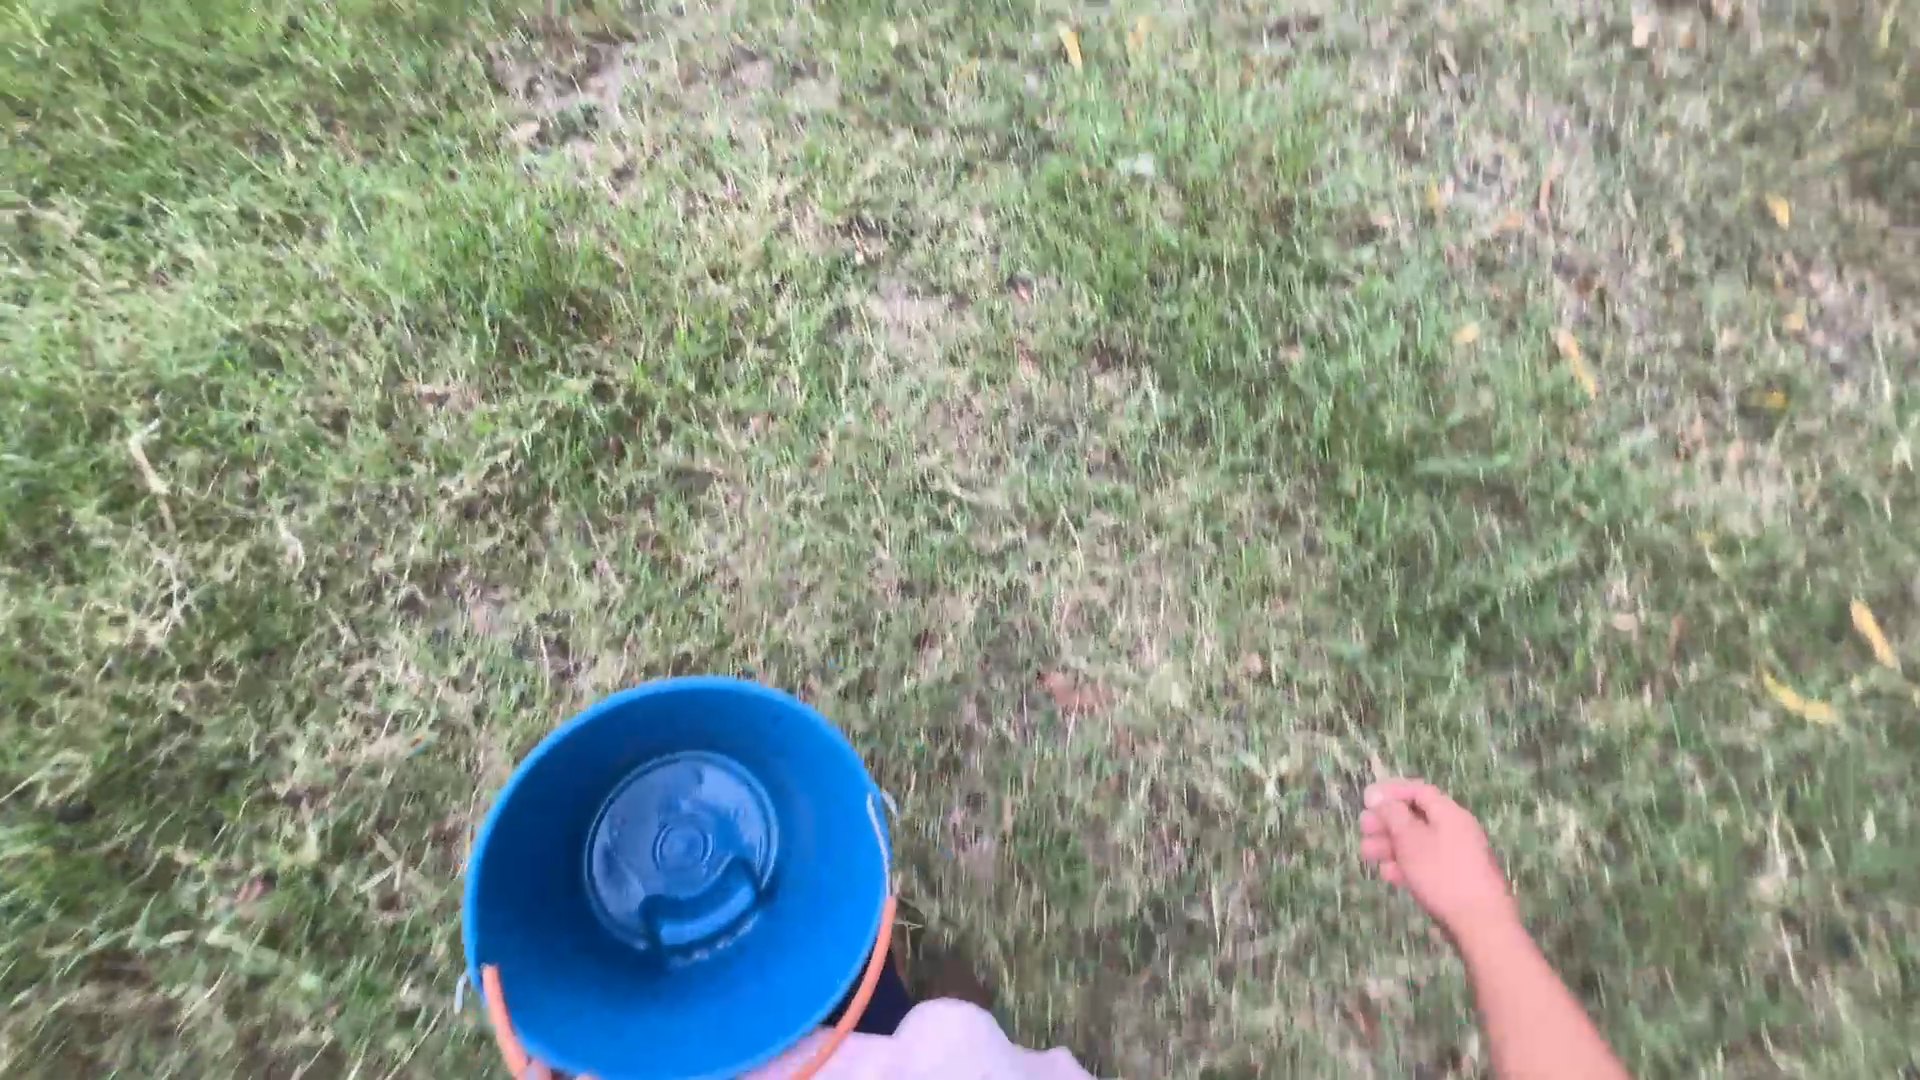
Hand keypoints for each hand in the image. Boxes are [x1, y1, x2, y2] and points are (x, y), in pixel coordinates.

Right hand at [1359, 778, 1516, 937]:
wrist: (1481, 926)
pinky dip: (1405, 865)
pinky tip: (1390, 876)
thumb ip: (1391, 813)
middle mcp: (1456, 831)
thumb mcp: (1410, 838)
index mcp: (1450, 815)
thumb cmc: (1442, 874)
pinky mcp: (1456, 880)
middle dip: (1385, 822)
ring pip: (1417, 842)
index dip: (1390, 791)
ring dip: (1389, 845)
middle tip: (1364, 829)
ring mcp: (1458, 857)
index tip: (1366, 800)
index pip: (1418, 790)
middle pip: (1415, 816)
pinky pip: (1426, 863)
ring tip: (1367, 855)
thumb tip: (1377, 795)